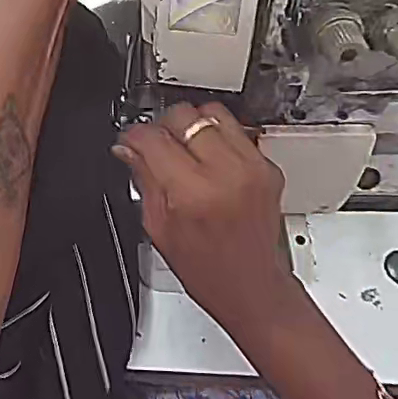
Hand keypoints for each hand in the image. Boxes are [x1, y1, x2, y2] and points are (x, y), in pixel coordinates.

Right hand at [113, 102, 303, 333]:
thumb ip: (143, 181)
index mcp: (192, 194)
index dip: (134, 136)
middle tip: (156, 145)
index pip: (153, 138)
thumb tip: (129, 150)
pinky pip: (238, 132)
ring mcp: (251, 168)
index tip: (130, 141)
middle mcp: (226, 174)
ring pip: (213, 113)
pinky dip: (219, 138)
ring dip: (193, 125)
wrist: (252, 285)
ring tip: (185, 147)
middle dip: (163, 126)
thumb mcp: (159, 229)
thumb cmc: (209, 269)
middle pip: (184, 115)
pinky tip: (210, 159)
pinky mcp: (267, 167)